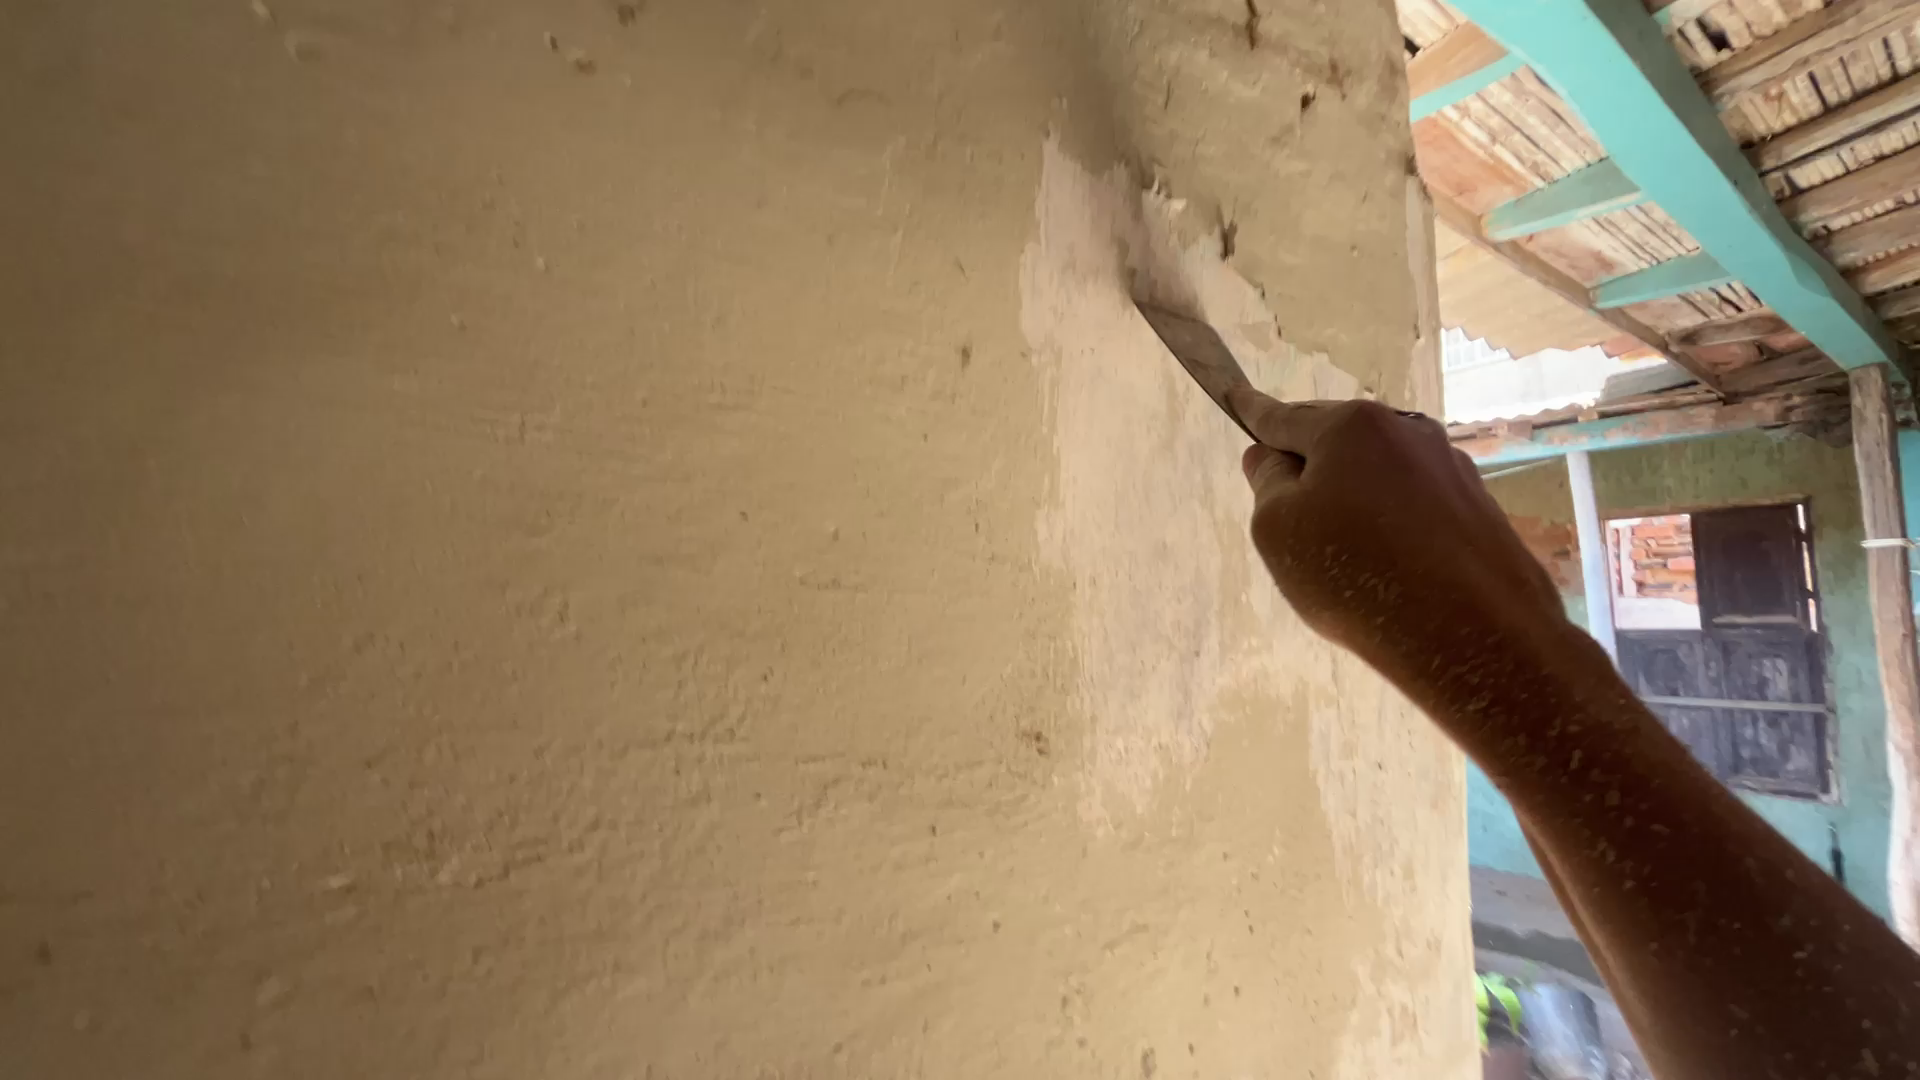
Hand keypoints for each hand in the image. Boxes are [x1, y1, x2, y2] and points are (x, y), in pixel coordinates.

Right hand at [1230, 386, 1568, 703]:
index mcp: (1350, 427)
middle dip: (1305, 465)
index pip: (1283, 418)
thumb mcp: (1277, 527)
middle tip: (1286, 514)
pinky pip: (1411, 502)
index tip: (1236, 397)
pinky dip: (1387, 520)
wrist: (1470, 636)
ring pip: (1375, 471)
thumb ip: (1266, 482)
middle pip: (1333, 440)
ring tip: (1341, 554)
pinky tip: (1386, 565)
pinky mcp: (1478, 508)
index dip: (1253, 415)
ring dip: (1349, 494)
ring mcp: (1450, 467)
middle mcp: (1406, 431)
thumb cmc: (1352, 572)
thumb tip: (1269, 457)